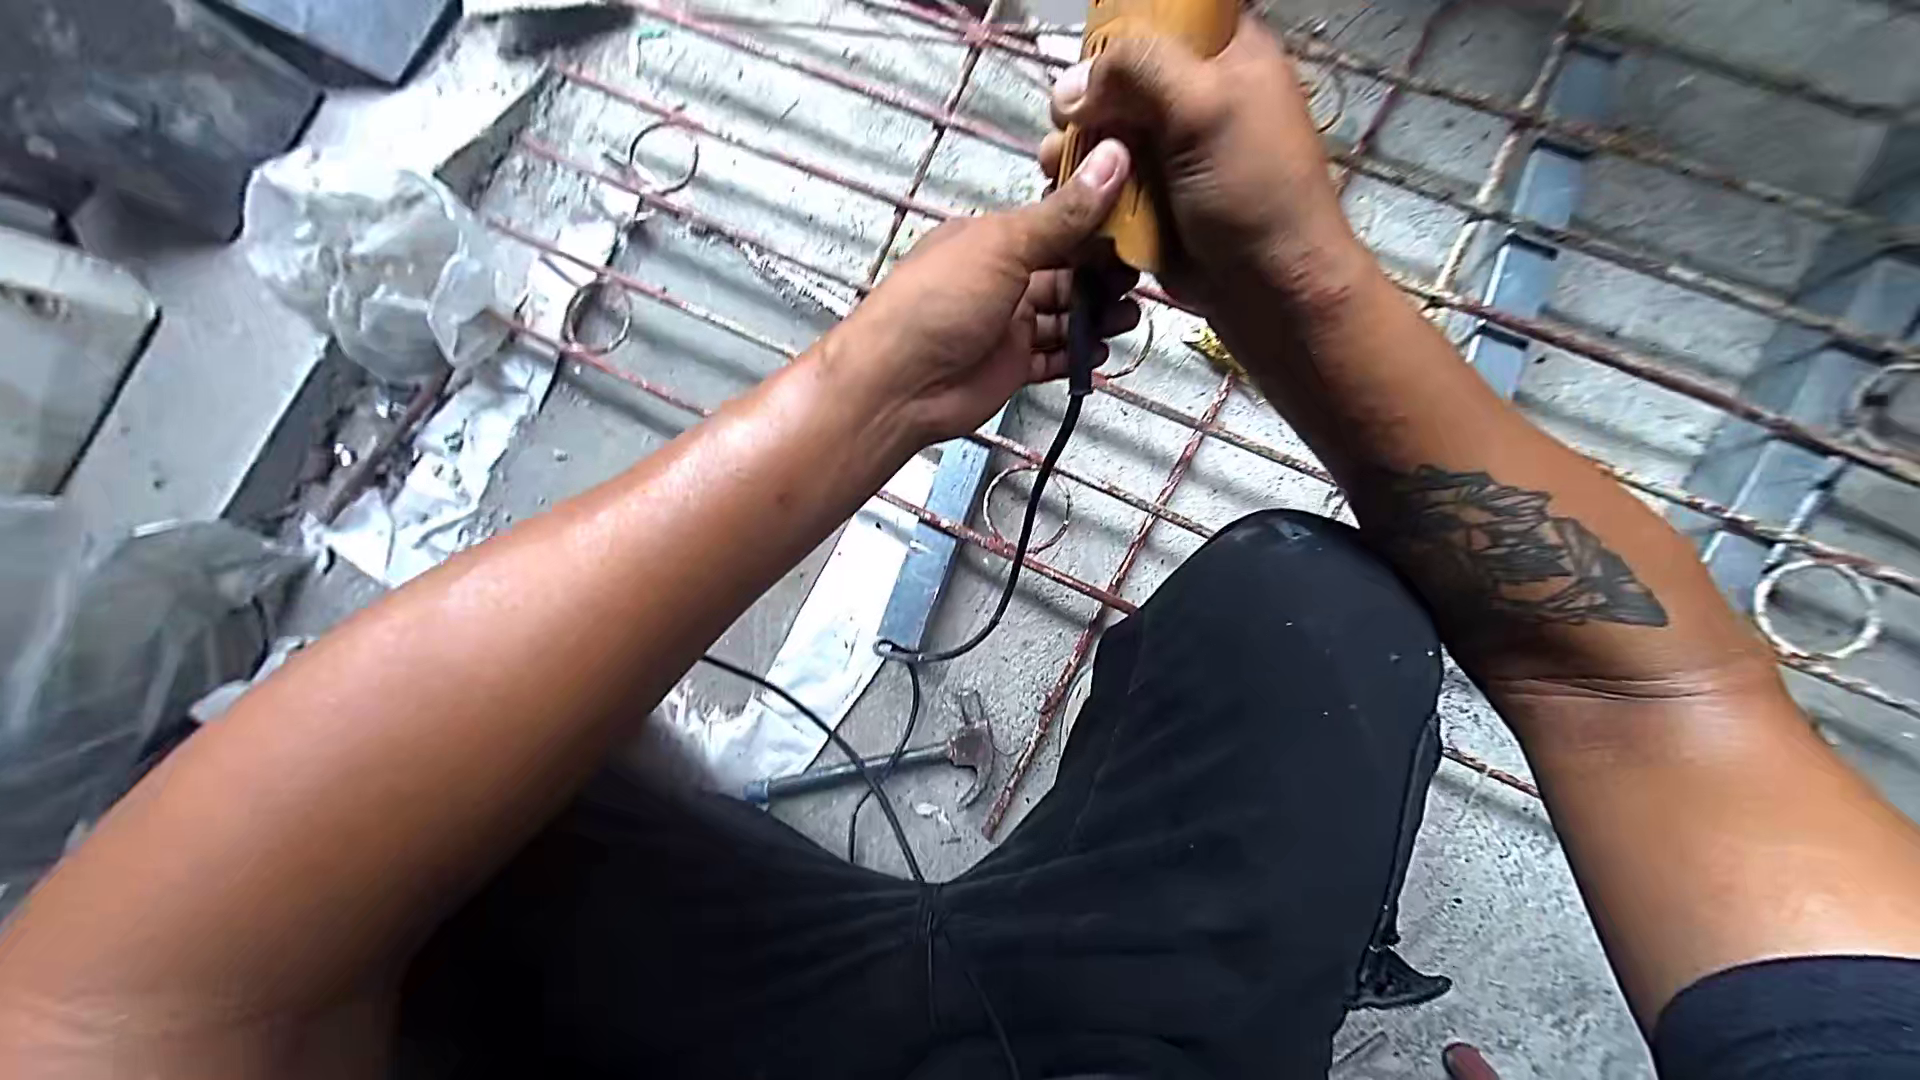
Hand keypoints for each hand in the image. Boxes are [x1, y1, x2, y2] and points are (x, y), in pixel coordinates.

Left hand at [819, 139, 1140, 446]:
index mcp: (993, 240)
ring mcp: (1006, 327)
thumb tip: (1113, 159)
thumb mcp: (1002, 246)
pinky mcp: (1011, 368)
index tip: (1136, 229)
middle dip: (1102, 277)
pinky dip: (1077, 356)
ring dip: (1096, 317)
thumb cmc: (937, 303)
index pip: (1056, 225)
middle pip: (1065, 274)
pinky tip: (1099, 353)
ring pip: (1064, 318)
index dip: (1096, 226)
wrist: (901, 384)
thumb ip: (1062, 215)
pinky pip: (1053, 359)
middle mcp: (1001, 281)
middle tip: (1134, 281)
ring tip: (1125, 317)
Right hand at [1039, 14, 1369, 319]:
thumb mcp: (1205, 107)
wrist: (1265, 283)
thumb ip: (1140, 73)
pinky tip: (1066, 201)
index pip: (1162, 20)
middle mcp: (1191, 101)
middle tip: (1064, 128)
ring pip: (1106, 140)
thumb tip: (1069, 87)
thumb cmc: (1250, 187)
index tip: (1085, 66)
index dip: (1117, 38)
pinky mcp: (1149, 204)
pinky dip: (1083, 193)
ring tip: (1054, 169)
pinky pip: (1105, 188)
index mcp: (1222, 55)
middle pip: (1121, 84)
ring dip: (1074, 153)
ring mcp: (1167, 157)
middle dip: (1085, 105)